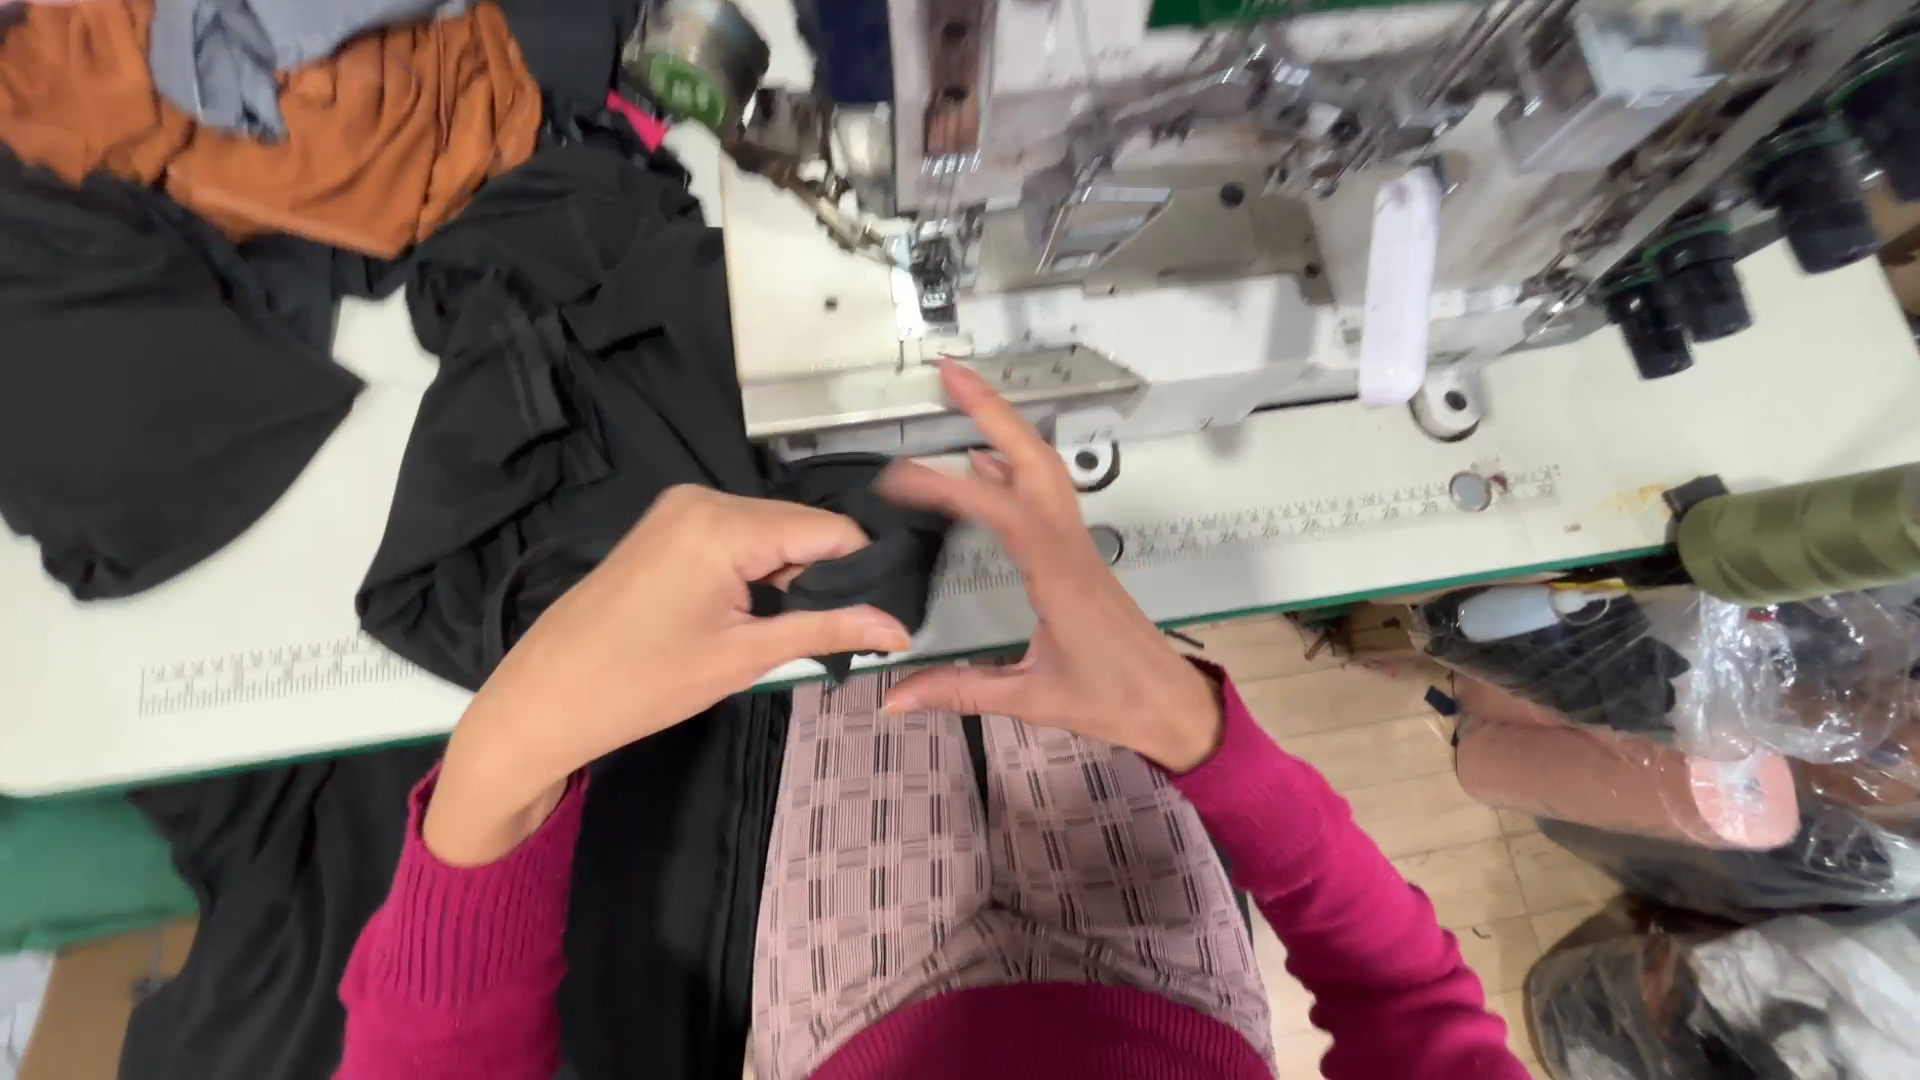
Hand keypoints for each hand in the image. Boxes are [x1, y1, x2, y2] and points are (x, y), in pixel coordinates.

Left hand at [425, 487, 912, 865]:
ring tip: (805, 626)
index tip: (889, 613)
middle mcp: (705, 498)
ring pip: (773, 533)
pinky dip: (763, 570)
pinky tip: (763, 609)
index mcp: (724, 523)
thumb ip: (830, 629)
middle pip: (802, 527)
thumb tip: (902, 629)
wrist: (542, 702)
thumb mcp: (745, 656)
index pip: (830, 530)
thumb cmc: (642, 684)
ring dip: (797, 575)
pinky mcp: (670, 525)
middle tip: (851, 629)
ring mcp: (682, 508)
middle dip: (832, 574)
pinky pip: (741, 537)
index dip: (866, 570)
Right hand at [878, 362, 1223, 771]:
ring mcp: (1077, 543)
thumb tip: (893, 695)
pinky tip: (987, 463)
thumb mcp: (1032, 700)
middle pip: (1035, 459)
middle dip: (994, 410)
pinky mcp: (1079, 552)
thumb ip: (960, 691)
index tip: (898, 476)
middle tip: (950, 374)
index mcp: (1058, 575)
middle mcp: (1069, 546)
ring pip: (1045, 467)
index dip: (948, 486)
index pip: (1000, 511)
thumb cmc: (1112, 701)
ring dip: (1007, 426)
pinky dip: (1015, 464)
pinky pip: (1046, 492)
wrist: (1171, 704)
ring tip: (964, 397)